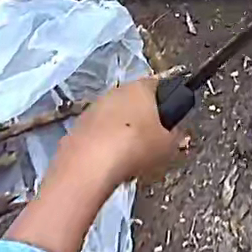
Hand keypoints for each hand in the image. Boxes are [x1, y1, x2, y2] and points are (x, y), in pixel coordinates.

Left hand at [49, 76, 182, 192]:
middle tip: (149, 142)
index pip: (159, 85)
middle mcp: (116, 91)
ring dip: (120, 130)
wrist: (88, 166)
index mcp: (141, 88)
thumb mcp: (168, 146)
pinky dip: (102, 144)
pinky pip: (96, 132)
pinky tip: (107, 163)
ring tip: (127, 157)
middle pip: (133, 100)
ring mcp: (93, 108)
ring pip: (113, 116)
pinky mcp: (76, 126)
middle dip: (141, 118)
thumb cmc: (136, 148)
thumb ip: (175, 136)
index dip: (165, 101)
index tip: (168, 121)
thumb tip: (175, 132)